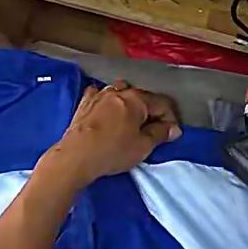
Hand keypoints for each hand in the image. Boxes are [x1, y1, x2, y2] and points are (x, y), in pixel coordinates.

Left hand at [39, 81, 181, 188]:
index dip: (170, 119)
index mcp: (138, 99)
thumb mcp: (143, 146)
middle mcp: (120, 92)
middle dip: (151, 111)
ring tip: (131, 117)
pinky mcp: (84, 103)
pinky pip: (99, 94)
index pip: (163, 104)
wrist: (75, 158)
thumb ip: (160, 134)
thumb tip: (173, 128)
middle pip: (143, 96)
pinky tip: (106, 106)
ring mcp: (100, 95)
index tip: (169, 135)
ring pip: (121, 90)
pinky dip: (106, 99)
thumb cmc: (113, 151)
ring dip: (130, 101)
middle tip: (153, 129)